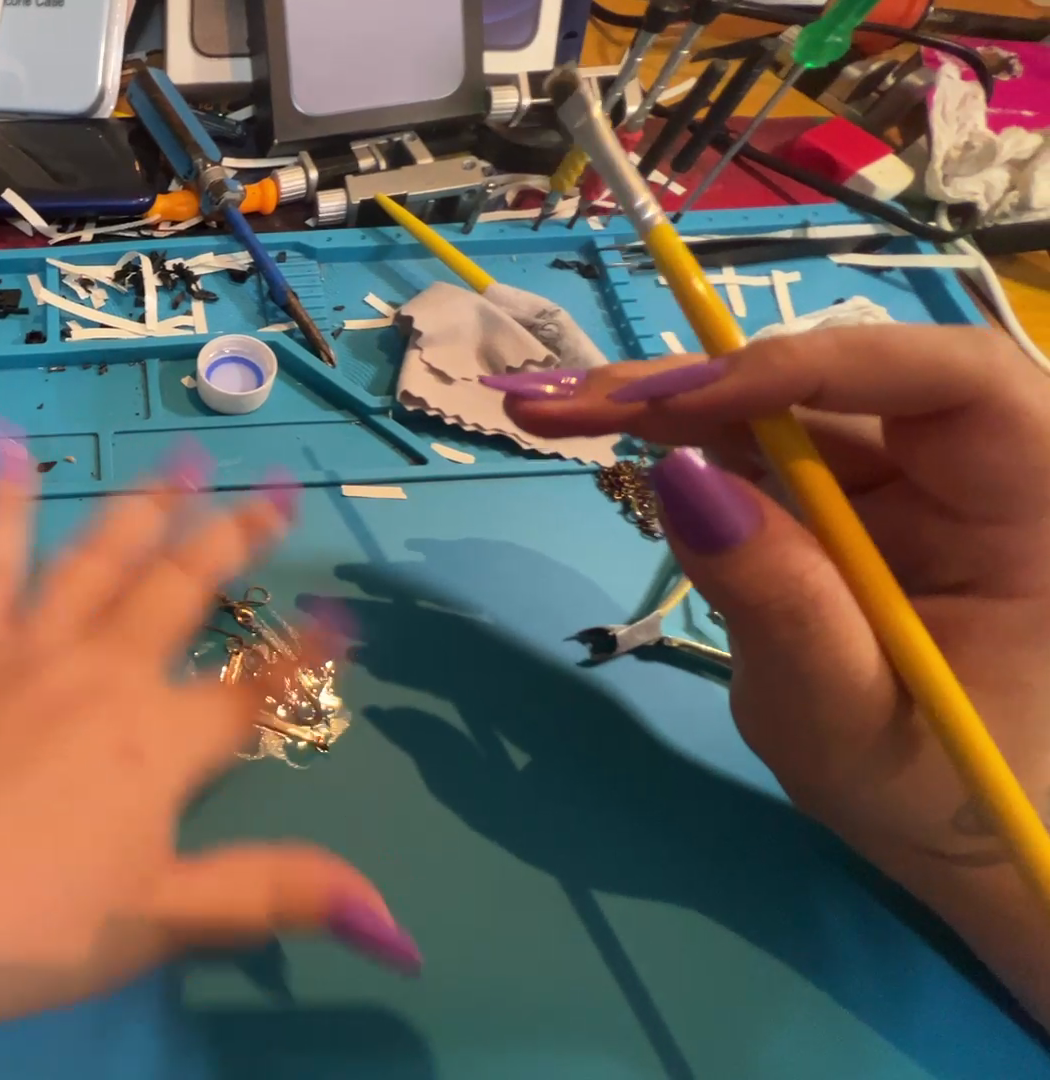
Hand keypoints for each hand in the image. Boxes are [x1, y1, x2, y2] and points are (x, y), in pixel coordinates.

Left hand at [0, 433, 418, 1064]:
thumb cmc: (23, 929)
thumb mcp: (158, 921)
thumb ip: (270, 895)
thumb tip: (395, 922)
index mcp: (157, 742)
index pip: (253, 690)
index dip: (305, 656)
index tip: (346, 615)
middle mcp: (102, 674)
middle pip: (181, 593)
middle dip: (235, 540)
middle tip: (274, 490)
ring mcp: (30, 652)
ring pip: (99, 561)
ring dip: (144, 507)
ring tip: (180, 459)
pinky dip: (0, 508)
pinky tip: (5, 450)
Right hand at [483, 325, 1049, 1017]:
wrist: (962, 831)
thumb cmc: (933, 788)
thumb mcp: (839, 710)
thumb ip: (772, 595)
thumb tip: (676, 476)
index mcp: (1036, 517)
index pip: (946, 385)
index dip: (804, 370)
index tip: (668, 408)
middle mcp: (969, 477)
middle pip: (830, 386)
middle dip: (686, 387)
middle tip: (559, 402)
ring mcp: (898, 488)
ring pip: (774, 411)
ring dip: (655, 405)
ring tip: (551, 411)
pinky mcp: (837, 507)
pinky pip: (752, 454)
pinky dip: (667, 440)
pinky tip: (596, 431)